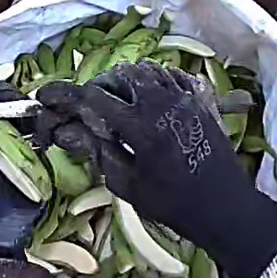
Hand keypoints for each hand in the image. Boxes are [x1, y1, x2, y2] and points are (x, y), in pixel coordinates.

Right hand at [36, 61, 276, 277]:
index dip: (68, 95)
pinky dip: (158, 78)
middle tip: (95, 102)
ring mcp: (185, 99)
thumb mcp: (125, 184)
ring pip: (148, 70)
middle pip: (121, 74)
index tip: (52, 97)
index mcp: (138, 125)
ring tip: (121, 96)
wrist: (224, 208)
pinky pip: (175, 75)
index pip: (95, 96)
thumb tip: (70, 130)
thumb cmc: (171, 203)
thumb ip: (98, 151)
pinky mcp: (202, 101)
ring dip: (129, 79)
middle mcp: (161, 103)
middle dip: (102, 84)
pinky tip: (152, 95)